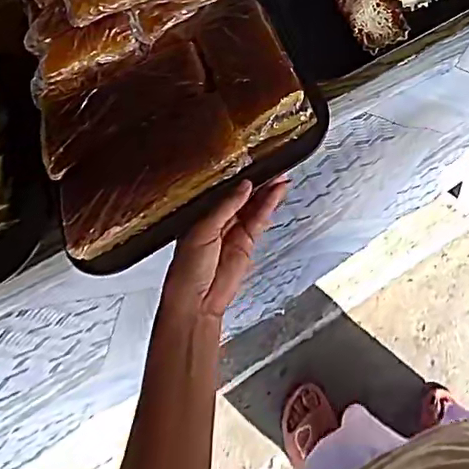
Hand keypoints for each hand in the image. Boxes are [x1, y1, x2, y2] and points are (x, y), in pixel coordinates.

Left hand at [161, 177, 287, 322]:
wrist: (195, 304)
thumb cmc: (187, 271)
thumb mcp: (203, 231)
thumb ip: (226, 207)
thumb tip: (244, 186)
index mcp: (203, 214)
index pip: (226, 191)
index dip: (242, 178)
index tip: (255, 164)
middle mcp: (219, 221)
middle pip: (243, 197)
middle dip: (259, 182)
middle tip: (274, 168)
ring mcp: (234, 232)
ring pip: (254, 207)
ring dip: (268, 192)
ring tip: (282, 178)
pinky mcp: (246, 244)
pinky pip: (259, 221)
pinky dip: (269, 207)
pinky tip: (276, 194)